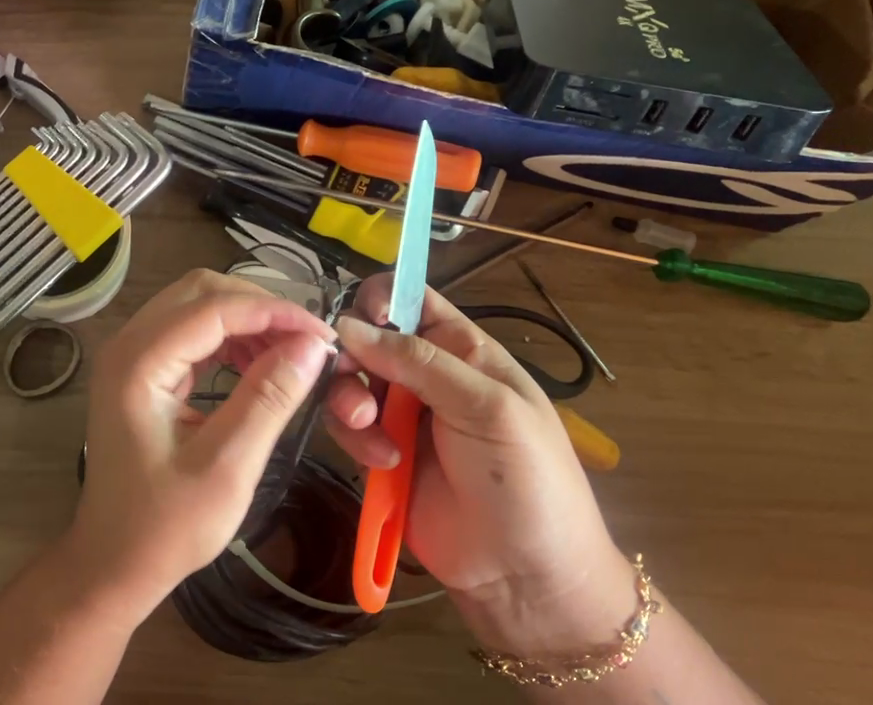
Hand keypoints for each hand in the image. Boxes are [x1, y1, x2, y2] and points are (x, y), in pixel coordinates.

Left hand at [66, 269, 334, 611]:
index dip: (273, 313)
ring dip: (245, 321)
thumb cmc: (167, 525)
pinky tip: (260, 363)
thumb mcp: (228, 466)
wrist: (115, 559)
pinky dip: (228, 339)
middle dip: (259, 307)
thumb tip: (312, 346)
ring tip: (292, 355)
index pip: (212, 308)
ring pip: (194, 307)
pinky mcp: (139, 371)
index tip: (325, 334)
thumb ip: (268, 399)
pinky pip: (188, 333)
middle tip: (310, 341)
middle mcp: (127, 344)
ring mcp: (129, 356)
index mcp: (138, 362)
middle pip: (199, 292)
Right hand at [324, 276, 636, 654]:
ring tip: (366, 428)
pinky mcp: (378, 453)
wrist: (524, 575)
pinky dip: (355, 440)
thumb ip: (417, 362)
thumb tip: (346, 325)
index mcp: (461, 350)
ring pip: (348, 382)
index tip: (360, 319)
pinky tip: (384, 463)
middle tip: (349, 376)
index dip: (380, 297)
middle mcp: (425, 374)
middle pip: (365, 338)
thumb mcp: (487, 408)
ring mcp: (400, 415)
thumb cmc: (526, 479)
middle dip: (352, 354)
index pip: (411, 299)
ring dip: (349, 400)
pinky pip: (346, 428)